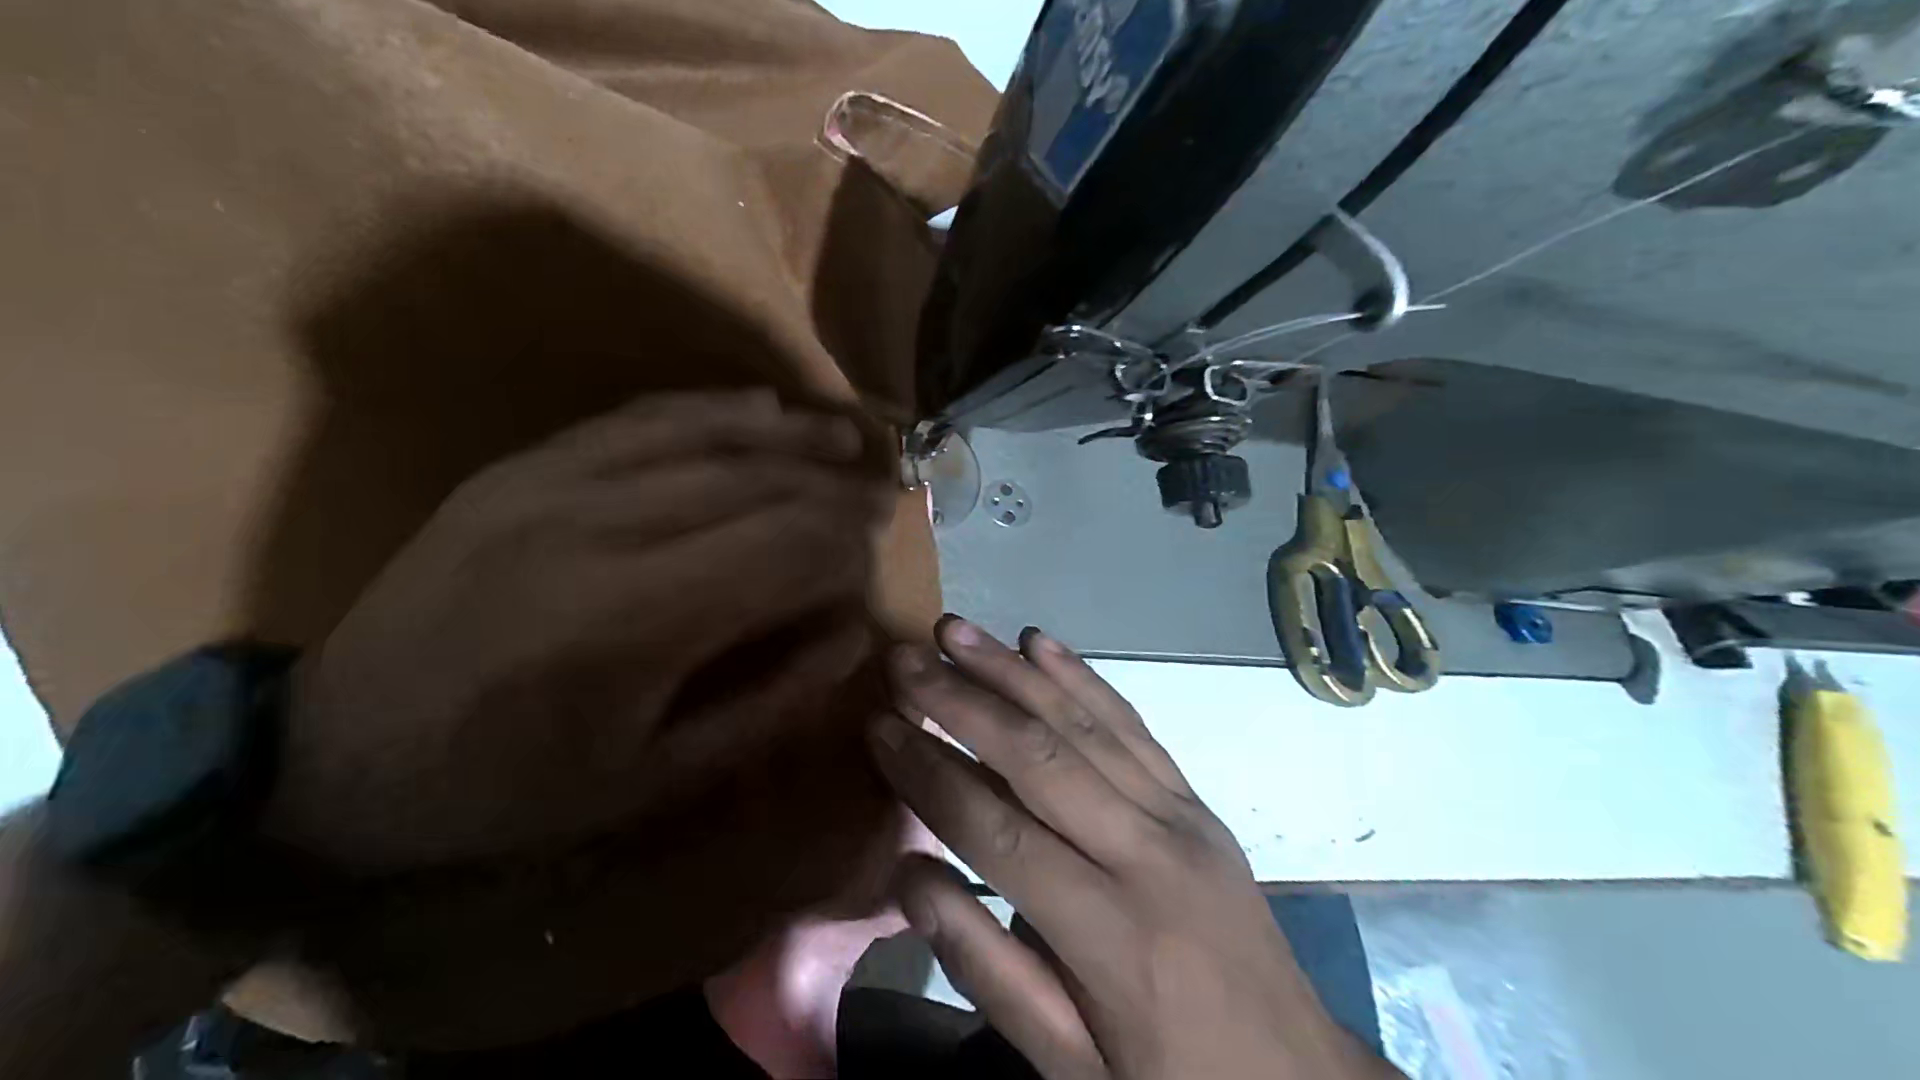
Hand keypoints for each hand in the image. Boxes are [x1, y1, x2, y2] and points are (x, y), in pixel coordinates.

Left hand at [265, 389, 892, 871]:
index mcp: (631, 621)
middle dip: (835, 488)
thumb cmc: (512, 788)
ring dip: (791, 436)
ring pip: (706, 437)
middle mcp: (596, 528)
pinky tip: (764, 407)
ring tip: (850, 436)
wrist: (335, 756)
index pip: (784, 549)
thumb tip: (854, 630)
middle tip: (886, 496)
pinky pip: (640, 417)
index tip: (877, 559)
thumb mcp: (658, 778)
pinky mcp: (523, 466)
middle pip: (755, 484)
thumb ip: (772, 701)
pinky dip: (714, 409)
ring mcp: (551, 482)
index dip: (846, 547)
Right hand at [867, 618, 1399, 1079]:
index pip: (995, 831)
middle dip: (961, 699)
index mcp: (1109, 932)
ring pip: (1082, 724)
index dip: (929, 774)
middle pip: (1038, 756)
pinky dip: (1082, 677)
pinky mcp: (1194, 799)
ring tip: (956, 631)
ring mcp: (1179, 815)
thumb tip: (908, 874)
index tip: (879, 726)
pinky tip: (1040, 643)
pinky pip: (1132, 725)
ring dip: (1012, 671)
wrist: (1297, 1077)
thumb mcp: (1070, 1064)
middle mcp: (1147, 852)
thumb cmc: (1167, 1076)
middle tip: (903, 657)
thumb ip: (986, 969)